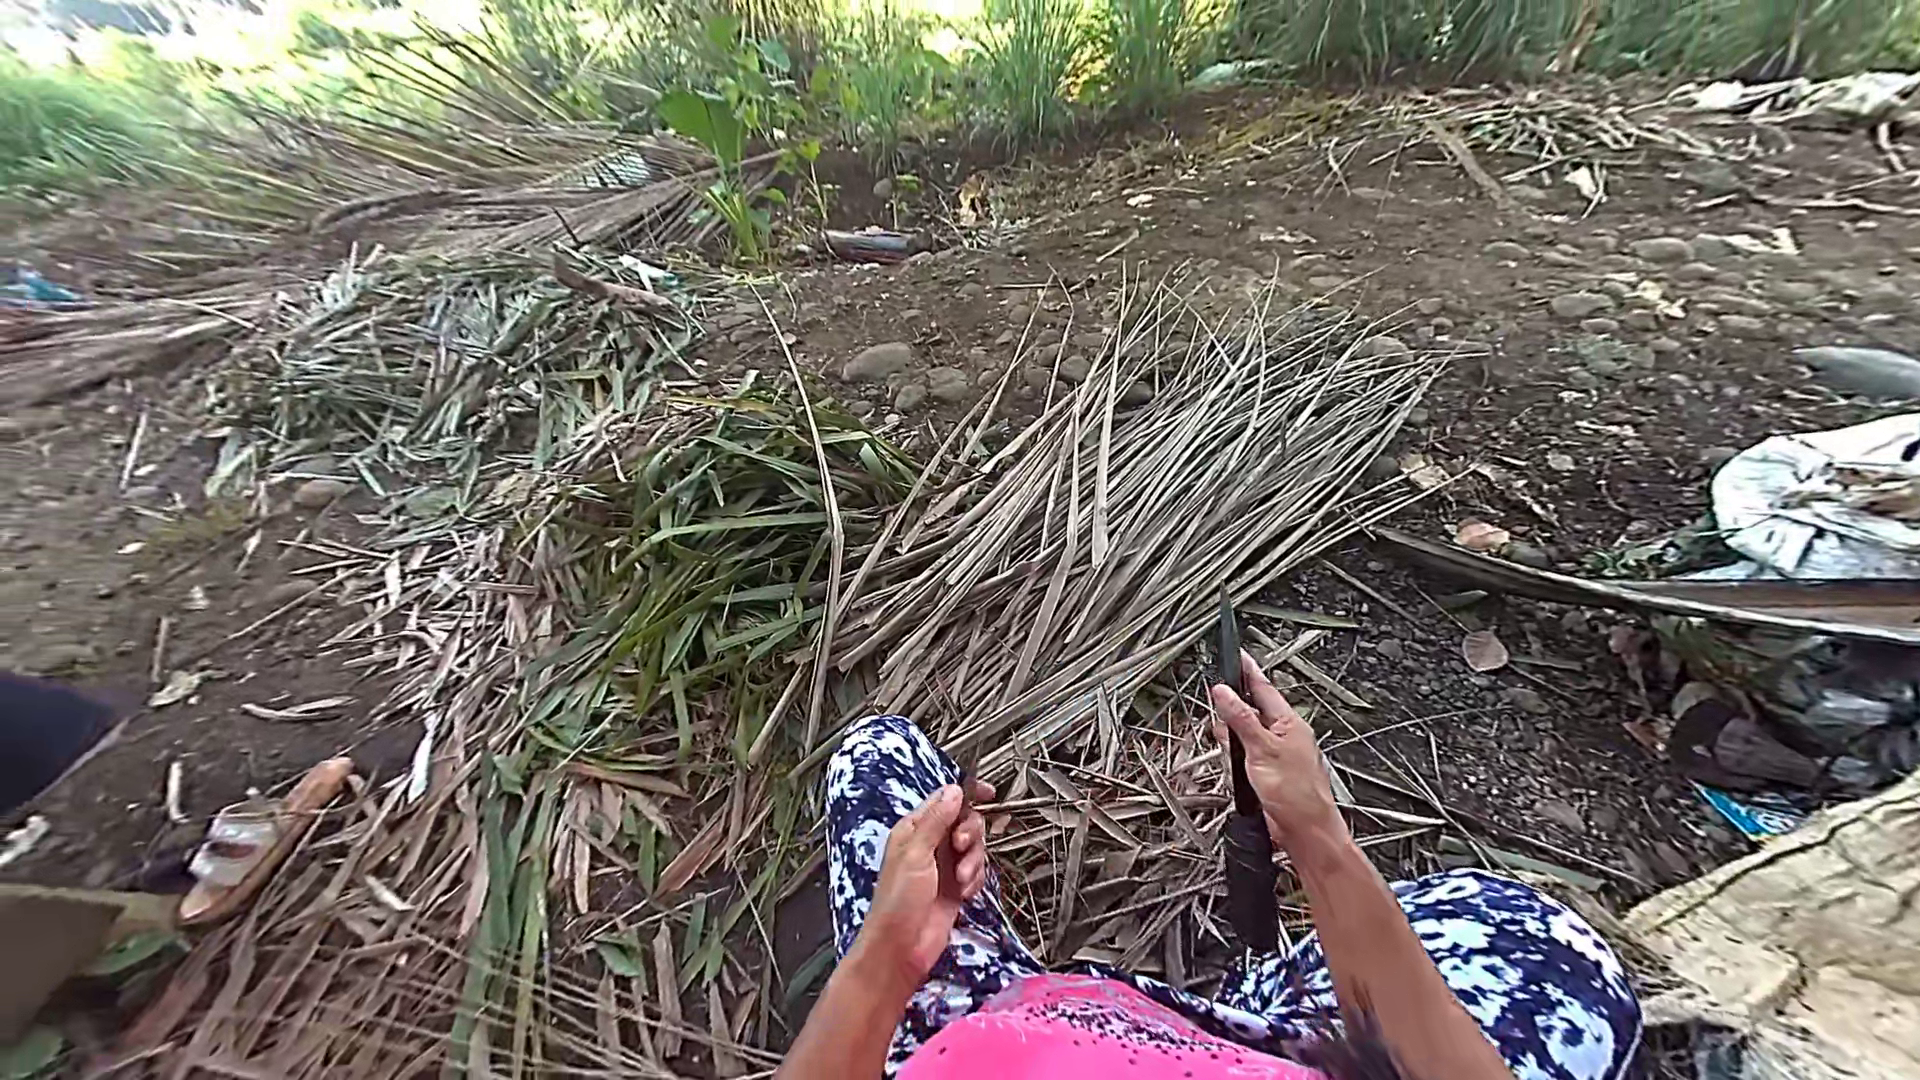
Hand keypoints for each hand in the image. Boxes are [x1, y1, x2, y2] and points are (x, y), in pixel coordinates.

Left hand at [847, 779, 993, 996]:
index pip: (945, 799)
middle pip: (965, 821)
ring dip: (973, 860)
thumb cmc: (897, 903)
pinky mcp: (955, 886)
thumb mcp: (915, 854)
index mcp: (915, 829)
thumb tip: (954, 791)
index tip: (987, 792)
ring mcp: (944, 865)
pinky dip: (975, 879)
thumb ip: (937, 821)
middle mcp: (930, 843)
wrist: (900, 952)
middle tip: (961, 847)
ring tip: (961, 878)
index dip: (967, 794)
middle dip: (970, 833)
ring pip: (974, 846)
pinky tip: (965, 892)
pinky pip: (976, 870)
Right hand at [1210, 650, 1346, 850]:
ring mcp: (1277, 752)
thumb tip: (1223, 691)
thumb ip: (1240, 719)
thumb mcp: (1261, 749)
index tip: (1237, 655)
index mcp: (1289, 724)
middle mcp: (1285, 734)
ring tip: (1218, 718)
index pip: (1264, 688)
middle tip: (1217, 686)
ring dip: (1232, 724)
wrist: (1306, 833)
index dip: (1248, 670)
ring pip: (1248, 727)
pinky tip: (1229, 748)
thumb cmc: (1296, 794)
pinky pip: (1247, 747)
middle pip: (1254, 707)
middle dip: (1234, 698)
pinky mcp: (1269, 768)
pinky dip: (1235, 744)